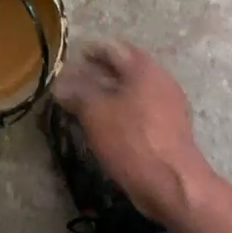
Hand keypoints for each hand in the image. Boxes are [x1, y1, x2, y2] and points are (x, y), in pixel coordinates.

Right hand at [50, 40, 215, 218]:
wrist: (172, 183)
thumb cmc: (131, 140)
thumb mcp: (95, 113)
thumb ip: (76, 93)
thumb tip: (59, 86)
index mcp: (144, 69)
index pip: (113, 48)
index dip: (90, 51)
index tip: (72, 57)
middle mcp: (161, 80)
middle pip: (126, 68)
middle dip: (100, 72)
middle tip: (75, 79)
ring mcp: (169, 105)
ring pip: (134, 89)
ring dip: (111, 92)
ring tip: (86, 102)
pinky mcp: (171, 128)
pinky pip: (142, 108)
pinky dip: (123, 109)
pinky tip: (106, 123)